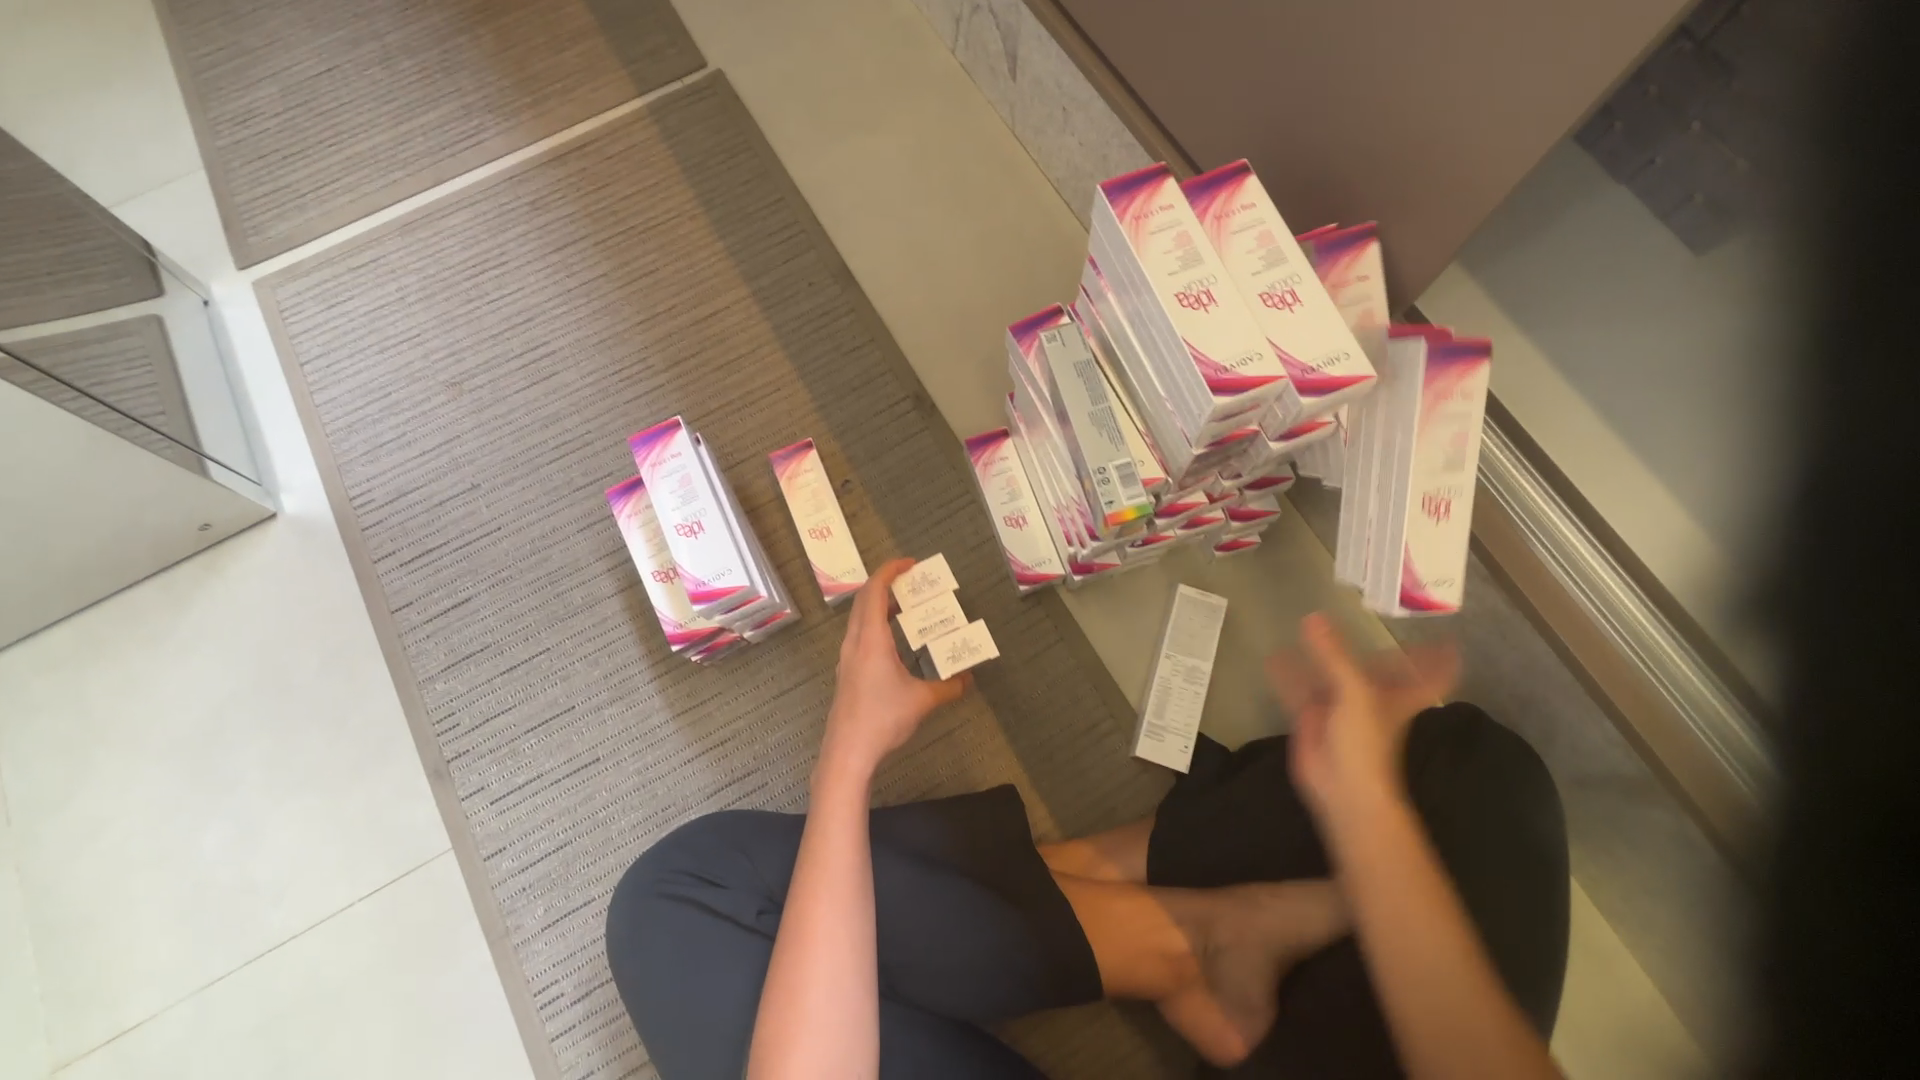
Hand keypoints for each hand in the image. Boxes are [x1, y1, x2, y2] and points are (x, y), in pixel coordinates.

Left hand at [819, 559, 969, 778]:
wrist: (847, 752)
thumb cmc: (883, 718)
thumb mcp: (922, 700)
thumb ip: (948, 686)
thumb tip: (968, 679)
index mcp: (871, 639)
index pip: (875, 591)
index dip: (890, 571)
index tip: (910, 564)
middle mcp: (854, 642)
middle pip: (864, 600)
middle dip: (887, 585)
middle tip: (913, 583)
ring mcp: (847, 658)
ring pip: (859, 619)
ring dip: (880, 607)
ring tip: (906, 610)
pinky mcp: (847, 673)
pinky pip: (859, 636)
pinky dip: (876, 627)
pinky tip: (895, 644)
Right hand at [1266, 615, 1459, 824]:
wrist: (1342, 788)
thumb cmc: (1364, 741)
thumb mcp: (1354, 691)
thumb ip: (1334, 655)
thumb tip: (1313, 617)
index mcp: (1395, 695)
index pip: (1427, 675)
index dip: (1437, 659)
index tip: (1448, 640)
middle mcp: (1371, 700)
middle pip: (1377, 671)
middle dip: (1373, 653)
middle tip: (1365, 625)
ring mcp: (1341, 710)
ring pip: (1332, 676)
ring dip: (1320, 656)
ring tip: (1307, 626)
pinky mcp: (1313, 720)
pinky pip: (1301, 690)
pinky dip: (1289, 675)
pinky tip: (1275, 657)